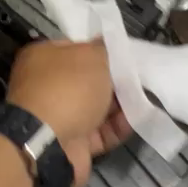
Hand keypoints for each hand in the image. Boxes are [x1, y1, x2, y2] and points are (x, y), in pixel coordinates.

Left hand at [5, 40, 130, 186]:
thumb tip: (104, 43)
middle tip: (139, 78)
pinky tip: (138, 120)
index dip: (100, 51)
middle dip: (113, 80)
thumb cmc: (68, 88)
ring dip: (119, 105)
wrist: (49, 143)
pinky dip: (118, 127)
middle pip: (87, 80)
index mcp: (42, 58)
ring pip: (95, 107)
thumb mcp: (90, 57)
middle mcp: (46, 86)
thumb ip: (102, 49)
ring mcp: (58, 116)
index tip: (124, 55)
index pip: (75, 49)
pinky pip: (100, 132)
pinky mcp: (72, 142)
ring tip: (144, 99)